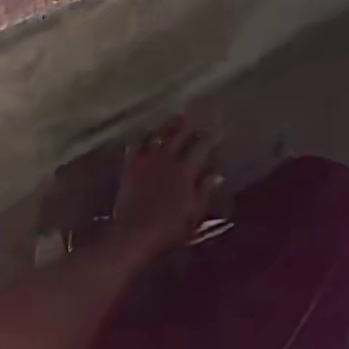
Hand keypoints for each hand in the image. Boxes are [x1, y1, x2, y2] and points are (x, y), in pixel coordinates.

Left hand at [110, 117, 221, 258]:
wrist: (136, 231)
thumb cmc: (170, 227)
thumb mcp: (195, 212)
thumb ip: (205, 190)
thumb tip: (216, 173)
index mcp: (185, 170)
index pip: (200, 148)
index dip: (209, 139)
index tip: (217, 132)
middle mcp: (166, 159)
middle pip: (179, 136)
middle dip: (188, 125)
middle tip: (195, 117)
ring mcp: (147, 160)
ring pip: (158, 135)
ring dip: (168, 126)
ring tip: (174, 119)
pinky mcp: (131, 165)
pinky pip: (136, 144)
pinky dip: (143, 136)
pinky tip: (145, 132)